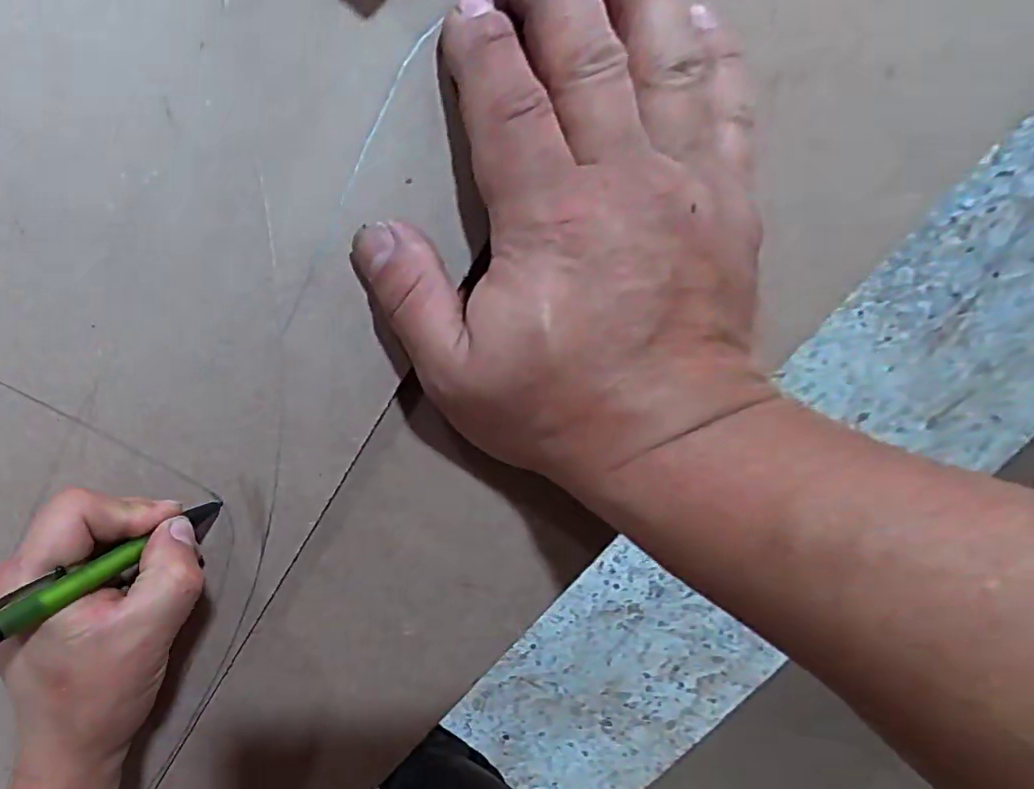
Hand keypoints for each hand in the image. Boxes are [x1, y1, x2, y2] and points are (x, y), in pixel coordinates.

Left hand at [0, 489, 205, 781]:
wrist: (68, 754)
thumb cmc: (101, 699)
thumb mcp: (147, 634)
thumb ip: (170, 574)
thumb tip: (176, 526)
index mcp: (24, 579)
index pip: (76, 510)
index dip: (131, 511)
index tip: (176, 527)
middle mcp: (9, 577)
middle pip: (75, 521)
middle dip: (129, 528)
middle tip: (171, 547)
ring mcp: (15, 591)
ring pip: (76, 540)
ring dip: (121, 547)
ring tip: (154, 570)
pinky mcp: (29, 604)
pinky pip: (72, 563)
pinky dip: (107, 566)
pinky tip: (129, 588)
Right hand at [352, 0, 775, 493]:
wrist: (665, 432)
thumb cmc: (546, 405)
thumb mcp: (451, 368)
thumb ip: (409, 297)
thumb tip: (373, 234)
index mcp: (548, 219)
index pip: (511, 114)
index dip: (486, 56)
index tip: (466, 12)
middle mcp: (624, 179)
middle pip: (591, 64)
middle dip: (559, 5)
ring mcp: (687, 180)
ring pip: (667, 61)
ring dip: (636, 4)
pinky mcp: (729, 196)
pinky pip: (726, 97)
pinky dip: (710, 45)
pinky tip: (692, 15)